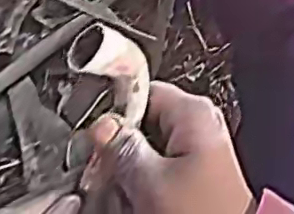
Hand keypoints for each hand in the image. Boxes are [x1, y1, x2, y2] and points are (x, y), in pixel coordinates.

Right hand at [82, 81, 252, 213]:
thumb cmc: (199, 212)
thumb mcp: (154, 185)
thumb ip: (125, 151)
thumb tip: (102, 124)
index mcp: (193, 111)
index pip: (146, 92)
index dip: (117, 114)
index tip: (94, 140)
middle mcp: (198, 121)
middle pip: (146, 122)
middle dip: (122, 150)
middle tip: (102, 177)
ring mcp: (199, 146)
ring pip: (151, 148)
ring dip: (131, 170)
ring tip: (120, 195)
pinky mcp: (197, 169)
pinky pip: (163, 166)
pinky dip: (146, 181)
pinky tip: (135, 201)